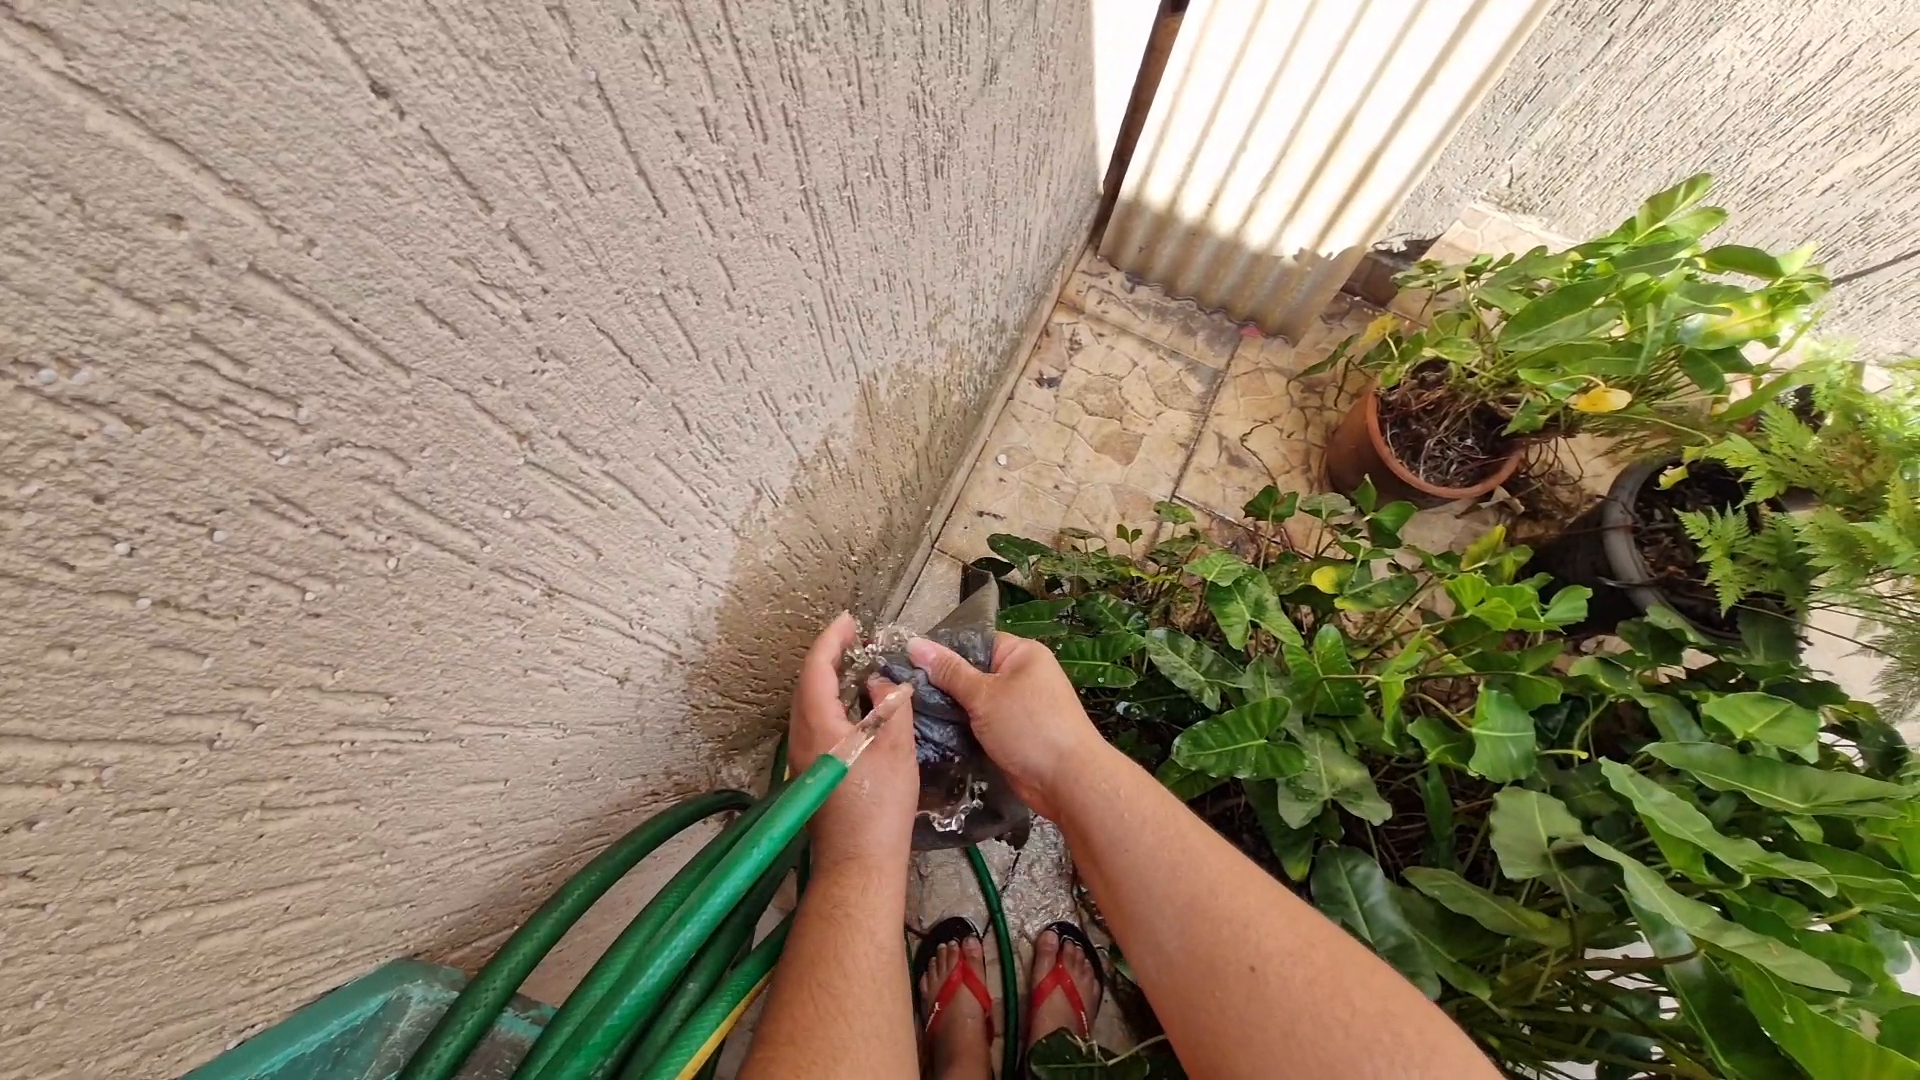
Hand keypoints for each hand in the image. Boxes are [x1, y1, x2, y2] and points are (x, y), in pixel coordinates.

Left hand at [788, 613, 917, 867]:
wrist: (858, 863)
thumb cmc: (879, 807)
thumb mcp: (896, 749)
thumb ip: (890, 707)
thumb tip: (881, 684)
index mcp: (818, 726)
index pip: (817, 669)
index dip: (831, 640)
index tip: (849, 621)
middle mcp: (801, 737)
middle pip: (807, 683)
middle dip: (829, 655)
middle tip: (855, 638)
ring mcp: (803, 756)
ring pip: (810, 704)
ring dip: (830, 678)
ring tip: (857, 663)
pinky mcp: (811, 771)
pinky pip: (816, 721)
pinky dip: (832, 701)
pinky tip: (855, 705)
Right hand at [908, 633, 1103, 820]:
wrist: (1067, 781)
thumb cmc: (1029, 727)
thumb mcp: (984, 695)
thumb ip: (949, 671)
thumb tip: (914, 643)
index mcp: (1022, 654)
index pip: (975, 642)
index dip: (943, 651)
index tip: (908, 661)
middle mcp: (1021, 675)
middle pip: (972, 672)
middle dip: (943, 683)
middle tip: (905, 689)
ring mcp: (1017, 706)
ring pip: (974, 701)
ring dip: (951, 708)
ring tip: (911, 710)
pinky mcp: (1012, 733)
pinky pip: (981, 723)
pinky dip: (962, 727)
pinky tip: (931, 731)